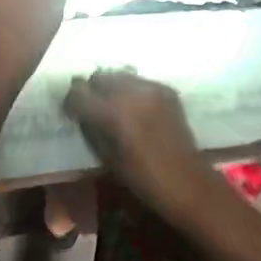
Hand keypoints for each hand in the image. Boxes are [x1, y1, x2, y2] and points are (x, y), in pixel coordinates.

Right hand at [64, 70, 219, 216]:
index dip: (71, 101)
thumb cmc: (145, 181)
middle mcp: (132, 93)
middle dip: (91, 90)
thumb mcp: (108, 159)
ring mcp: (152, 88)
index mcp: (114, 114)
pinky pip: (140, 81)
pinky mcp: (166, 89)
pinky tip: (136, 108)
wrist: (190, 185)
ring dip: (111, 87)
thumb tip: (79, 112)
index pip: (79, 93)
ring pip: (119, 75)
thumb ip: (91, 130)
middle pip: (98, 77)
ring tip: (113, 105)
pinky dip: (132, 90)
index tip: (70, 111)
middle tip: (92, 107)